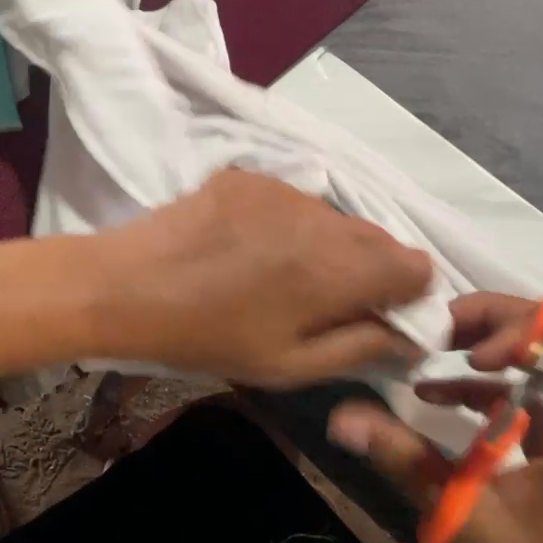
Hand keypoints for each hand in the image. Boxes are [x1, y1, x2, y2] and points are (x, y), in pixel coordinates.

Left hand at [96, 169, 433, 387]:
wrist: (125, 288)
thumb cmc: (206, 338)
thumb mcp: (287, 365)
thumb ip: (360, 347)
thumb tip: (407, 334)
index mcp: (341, 268)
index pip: (416, 266)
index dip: (404, 294)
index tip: (372, 313)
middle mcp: (322, 218)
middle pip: (377, 238)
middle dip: (364, 269)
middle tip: (318, 300)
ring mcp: (281, 190)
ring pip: (331, 217)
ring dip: (322, 243)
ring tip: (272, 273)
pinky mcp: (245, 177)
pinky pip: (287, 200)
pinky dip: (282, 222)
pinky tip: (241, 247)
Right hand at [327, 293, 542, 542]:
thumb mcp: (463, 514)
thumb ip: (404, 459)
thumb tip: (341, 418)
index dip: (518, 328)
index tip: (459, 351)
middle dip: (502, 326)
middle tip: (440, 336)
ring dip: (495, 355)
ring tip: (432, 363)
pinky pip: (540, 400)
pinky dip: (495, 390)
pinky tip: (442, 403)